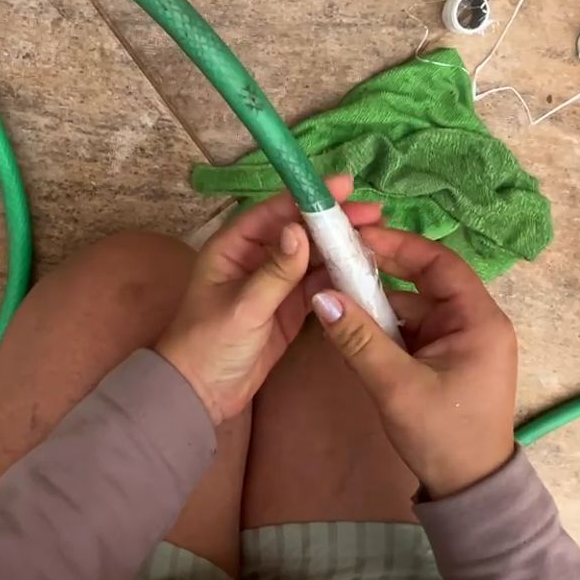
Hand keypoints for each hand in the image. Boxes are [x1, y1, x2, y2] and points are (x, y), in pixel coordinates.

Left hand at [156, 175, 382, 422]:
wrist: (202, 393)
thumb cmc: (208, 343)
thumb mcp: (243, 307)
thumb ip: (274, 271)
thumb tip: (300, 230)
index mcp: (232, 248)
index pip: (273, 213)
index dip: (307, 197)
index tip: (343, 186)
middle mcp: (254, 259)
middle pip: (299, 231)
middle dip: (333, 221)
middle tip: (373, 213)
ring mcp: (274, 284)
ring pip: (312, 258)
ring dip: (341, 248)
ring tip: (378, 238)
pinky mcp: (289, 309)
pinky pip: (317, 286)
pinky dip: (339, 279)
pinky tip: (365, 271)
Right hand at [309, 226, 517, 497]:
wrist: (467, 491)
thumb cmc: (444, 436)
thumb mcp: (397, 387)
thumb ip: (358, 340)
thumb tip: (320, 297)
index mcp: (479, 321)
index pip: (440, 264)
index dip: (399, 245)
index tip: (357, 237)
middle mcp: (472, 323)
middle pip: (422, 283)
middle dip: (379, 274)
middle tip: (335, 263)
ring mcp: (455, 341)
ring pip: (408, 308)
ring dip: (373, 306)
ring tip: (331, 300)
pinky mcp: (439, 359)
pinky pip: (405, 331)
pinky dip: (378, 329)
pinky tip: (348, 330)